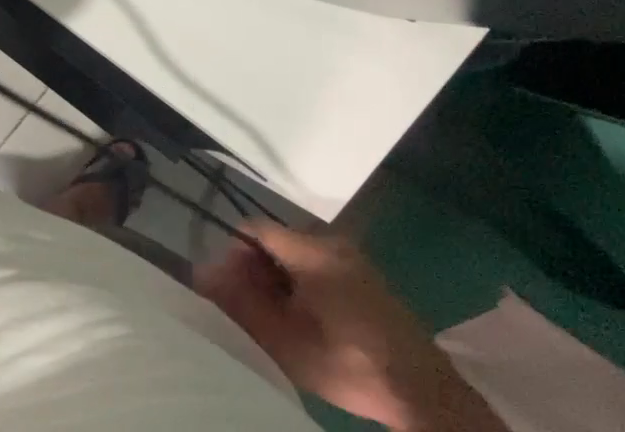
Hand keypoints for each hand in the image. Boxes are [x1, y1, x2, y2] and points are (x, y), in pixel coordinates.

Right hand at [197, 224, 504, 431]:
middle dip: (256, 267)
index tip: (231, 286)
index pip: (254, 228)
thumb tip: (200, 272)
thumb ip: (238, 300)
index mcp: (312, 250)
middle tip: (253, 305)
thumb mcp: (282, 338)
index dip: (233, 252)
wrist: (423, 396)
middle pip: (276, 239)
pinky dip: (305, 283)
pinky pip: (322, 265)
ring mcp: (357, 260)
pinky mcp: (370, 279)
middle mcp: (335, 243)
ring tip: (279, 315)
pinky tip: (308, 317)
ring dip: (280, 277)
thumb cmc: (347, 362)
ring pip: (298, 254)